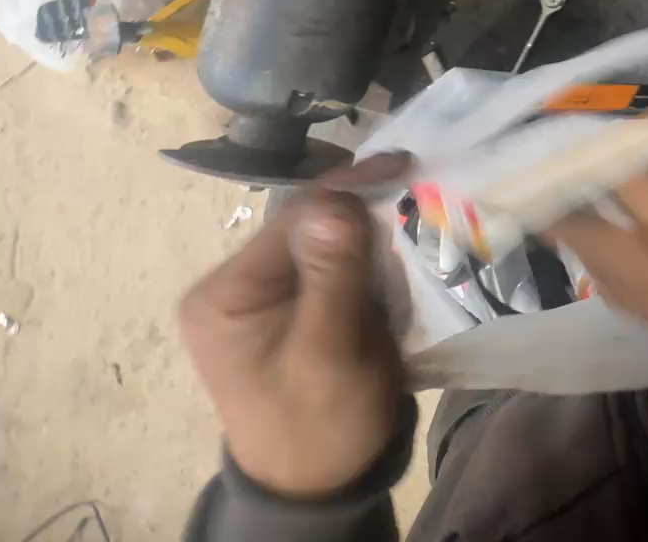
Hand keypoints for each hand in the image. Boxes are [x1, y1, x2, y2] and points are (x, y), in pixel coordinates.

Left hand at [179, 154, 411, 497]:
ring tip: (419, 200)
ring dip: (372, 220)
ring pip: (326, 233)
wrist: (322, 482)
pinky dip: (372, 245)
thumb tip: (335, 200)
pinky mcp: (298, 299)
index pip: (294, 216)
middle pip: (308, 219)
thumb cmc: (321, 423)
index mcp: (226, 293)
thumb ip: (332, 276)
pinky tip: (402, 235)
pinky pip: (336, 255)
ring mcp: (268, 291)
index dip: (351, 186)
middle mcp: (238, 282)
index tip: (408, 166)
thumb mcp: (329, 353)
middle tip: (421, 180)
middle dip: (364, 201)